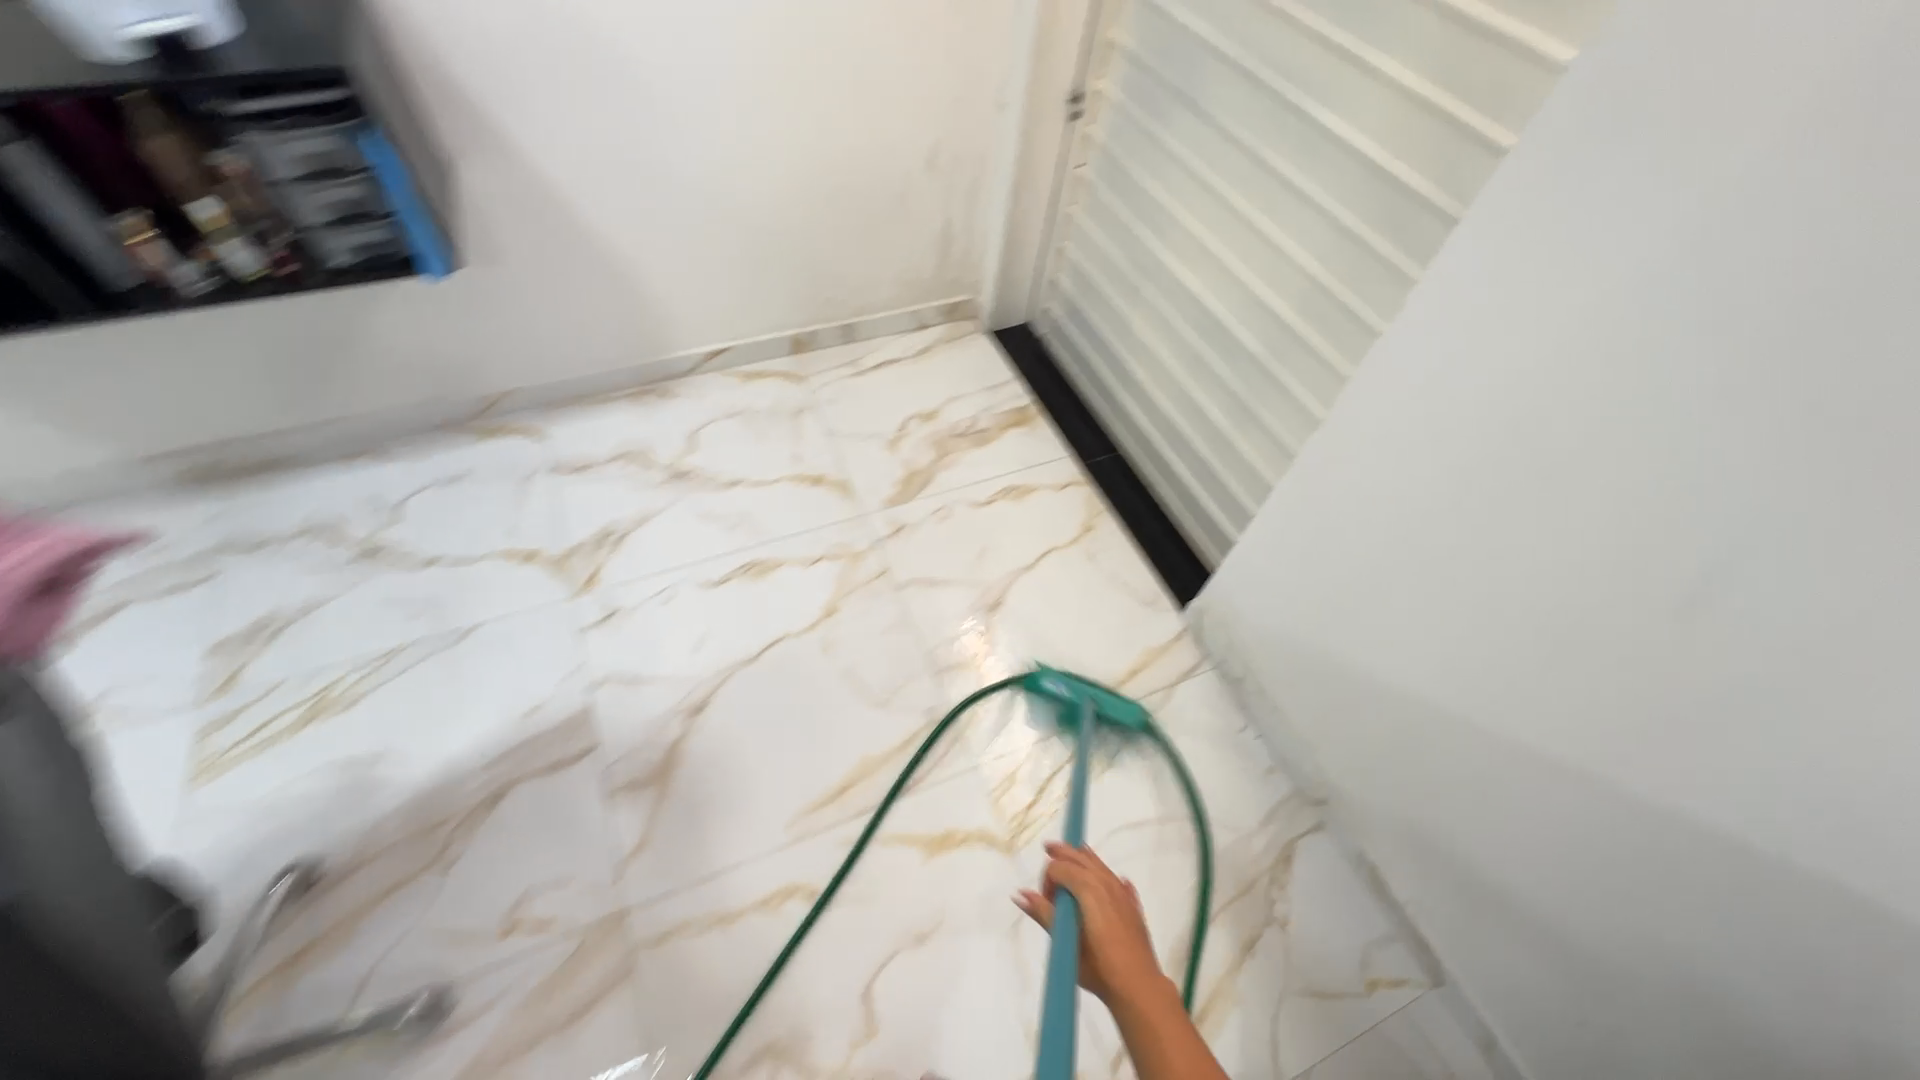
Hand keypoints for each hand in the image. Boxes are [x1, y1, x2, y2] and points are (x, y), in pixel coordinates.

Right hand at [1014, 842, 1166, 1005]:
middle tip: (1047, 848)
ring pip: (1098, 864)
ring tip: (1070, 854)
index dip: (1047, 879)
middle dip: (1062, 853)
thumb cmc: (1098, 967)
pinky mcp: (1132, 904)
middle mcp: (1106, 883)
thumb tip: (1020, 894)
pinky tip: (1106, 878)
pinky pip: (1115, 879)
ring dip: (1081, 858)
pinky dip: (1104, 873)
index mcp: (1088, 889)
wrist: (1139, 986)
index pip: (1060, 867)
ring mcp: (1122, 891)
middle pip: (1080, 857)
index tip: (1045, 902)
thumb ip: (1044, 914)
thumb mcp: (1066, 943)